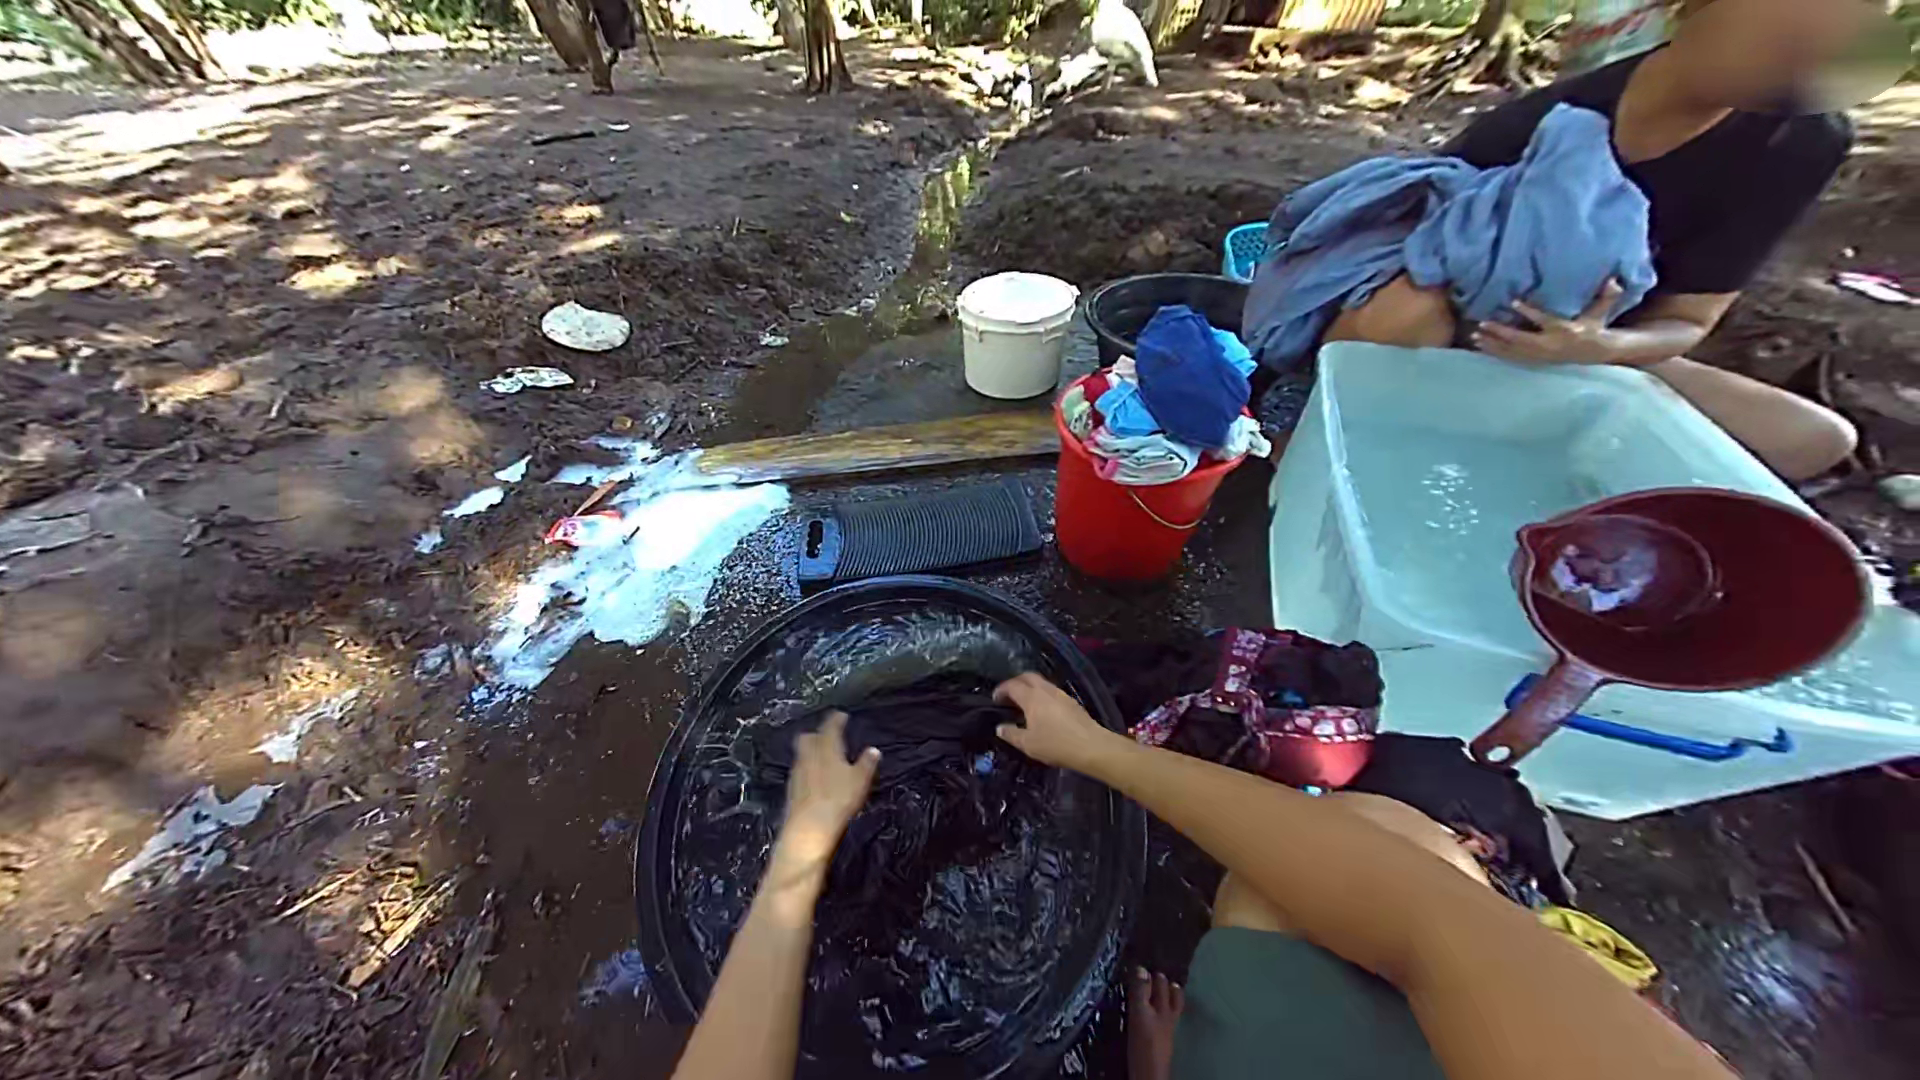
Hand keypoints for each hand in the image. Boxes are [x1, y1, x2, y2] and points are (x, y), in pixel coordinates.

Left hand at [775, 711, 878, 876]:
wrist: (808, 829)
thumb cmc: (838, 799)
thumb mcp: (860, 780)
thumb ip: (866, 763)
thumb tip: (874, 750)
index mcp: (827, 747)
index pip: (830, 726)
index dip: (836, 719)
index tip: (841, 715)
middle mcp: (808, 755)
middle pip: (808, 737)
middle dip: (817, 733)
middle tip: (827, 735)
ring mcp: (797, 772)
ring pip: (802, 754)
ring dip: (811, 751)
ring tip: (823, 756)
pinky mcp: (791, 789)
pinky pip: (799, 771)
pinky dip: (808, 769)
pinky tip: (815, 778)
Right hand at [993, 672, 1115, 771]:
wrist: (1091, 746)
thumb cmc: (1055, 744)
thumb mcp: (1028, 744)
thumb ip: (1011, 734)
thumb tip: (1000, 727)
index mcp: (1032, 697)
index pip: (1012, 685)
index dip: (1001, 690)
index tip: (995, 699)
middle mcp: (1045, 690)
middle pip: (1027, 676)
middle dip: (1015, 682)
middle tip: (1008, 695)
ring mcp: (1060, 694)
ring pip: (1041, 683)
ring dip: (1030, 688)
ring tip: (1024, 704)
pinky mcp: (1071, 701)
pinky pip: (1051, 691)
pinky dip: (1042, 695)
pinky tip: (1042, 710)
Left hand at [1472, 279, 1624, 365]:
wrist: (1593, 353)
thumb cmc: (1594, 328)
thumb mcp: (1600, 312)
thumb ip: (1606, 296)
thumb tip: (1613, 279)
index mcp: (1563, 330)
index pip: (1543, 319)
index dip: (1529, 311)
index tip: (1513, 302)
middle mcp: (1547, 344)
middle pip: (1519, 338)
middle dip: (1499, 332)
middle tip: (1481, 324)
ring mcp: (1537, 354)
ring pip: (1510, 350)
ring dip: (1491, 343)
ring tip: (1474, 337)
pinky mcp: (1531, 361)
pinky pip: (1508, 357)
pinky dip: (1493, 352)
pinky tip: (1479, 347)